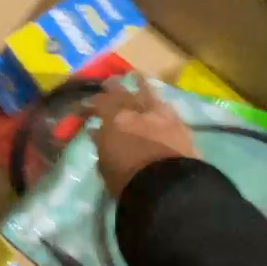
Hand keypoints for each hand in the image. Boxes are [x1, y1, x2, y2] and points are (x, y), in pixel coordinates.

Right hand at [90, 77, 198, 197]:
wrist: (167, 188)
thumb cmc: (128, 180)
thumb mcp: (105, 164)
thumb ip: (101, 144)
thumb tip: (96, 131)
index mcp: (114, 119)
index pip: (98, 103)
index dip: (90, 103)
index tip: (85, 106)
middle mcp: (137, 110)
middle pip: (123, 92)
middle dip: (114, 86)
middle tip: (109, 82)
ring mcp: (161, 115)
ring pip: (150, 93)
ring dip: (142, 85)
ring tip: (138, 77)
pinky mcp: (181, 125)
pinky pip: (168, 108)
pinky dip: (160, 103)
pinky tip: (160, 102)